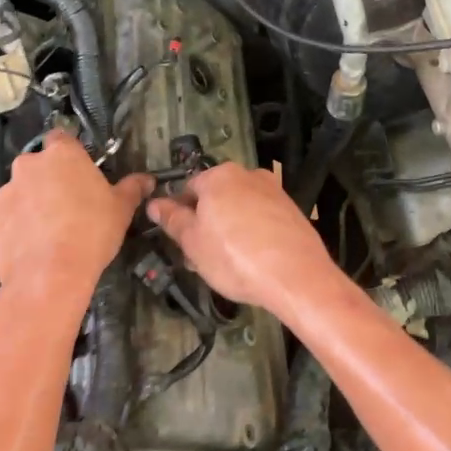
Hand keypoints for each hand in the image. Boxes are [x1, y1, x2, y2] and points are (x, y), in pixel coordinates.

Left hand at [0, 131, 150, 297]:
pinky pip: (6, 218)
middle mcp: (29, 165)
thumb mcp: (120, 210)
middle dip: (49, 180)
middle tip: (66, 205)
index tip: (78, 173)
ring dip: (31, 204)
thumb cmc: (91, 233)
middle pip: (38, 165)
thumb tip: (147, 179)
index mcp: (61, 154)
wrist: (49, 275)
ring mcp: (6, 192)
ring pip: (20, 192)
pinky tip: (30, 247)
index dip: (69, 154)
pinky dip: (15, 227)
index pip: (61, 138)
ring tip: (47, 232)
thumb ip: (132, 189)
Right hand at [146, 163, 335, 308]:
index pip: (188, 188)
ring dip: (228, 229)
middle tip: (200, 257)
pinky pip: (261, 219)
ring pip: (239, 209)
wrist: (296, 276)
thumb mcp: (192, 242)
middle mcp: (247, 174)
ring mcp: (273, 191)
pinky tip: (251, 260)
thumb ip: (172, 219)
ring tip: (226, 264)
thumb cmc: (234, 256)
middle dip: (205, 223)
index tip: (180, 241)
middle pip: (216, 198)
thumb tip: (154, 203)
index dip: (179, 215)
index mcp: (219, 176)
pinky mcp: (291, 210)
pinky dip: (252, 234)